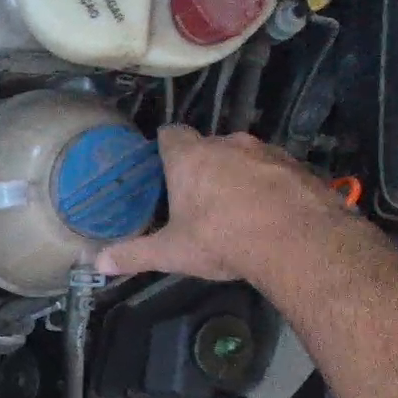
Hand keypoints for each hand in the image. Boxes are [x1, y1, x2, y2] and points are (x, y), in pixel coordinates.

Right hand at [95, 126, 357, 283]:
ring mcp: (268, 153)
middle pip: (208, 146)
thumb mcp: (170, 253)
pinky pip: (274, 171)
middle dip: (200, 165)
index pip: (170, 134)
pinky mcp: (300, 167)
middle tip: (191, 195)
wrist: (300, 241)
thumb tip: (98, 263)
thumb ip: (133, 255)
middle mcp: (229, 145)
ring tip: (230, 206)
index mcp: (191, 159)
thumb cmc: (221, 239)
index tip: (158, 163)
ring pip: (243, 157)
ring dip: (236, 174)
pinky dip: (267, 186)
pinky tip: (264, 213)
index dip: (163, 146)